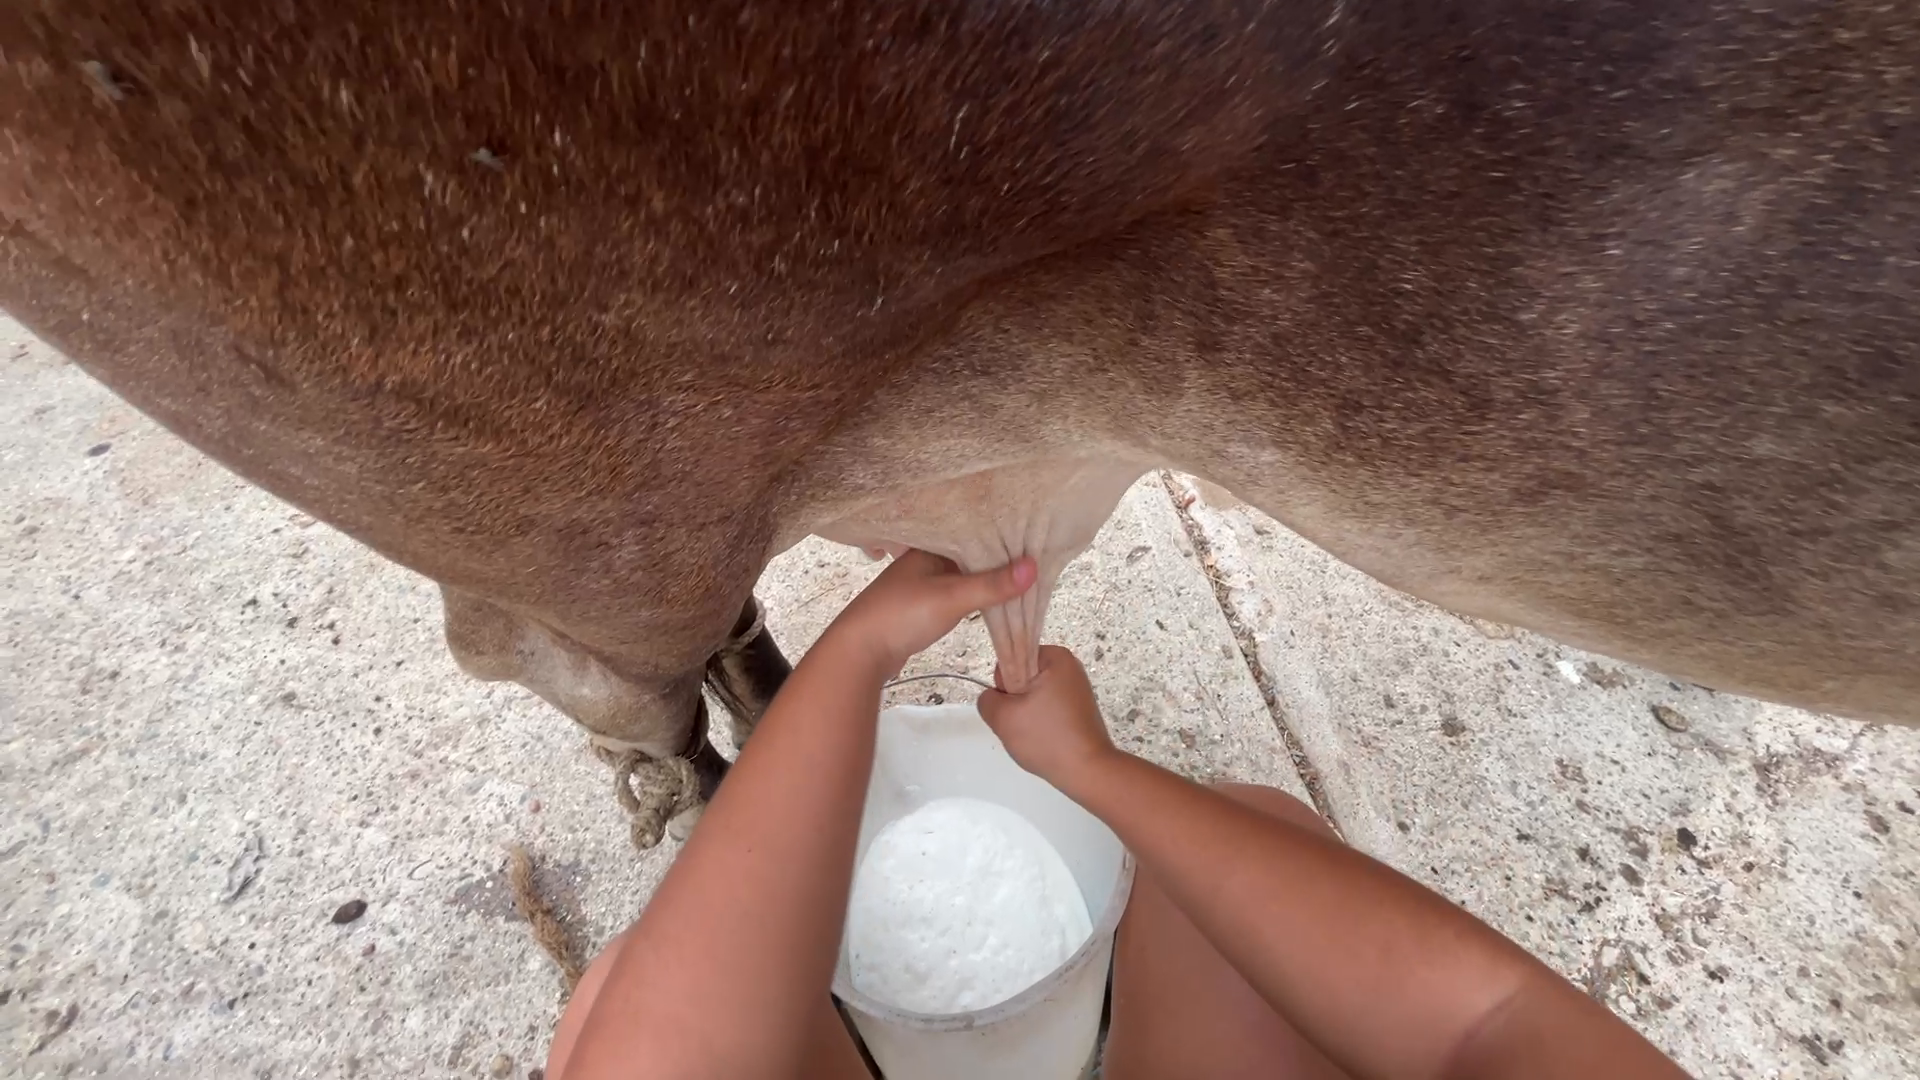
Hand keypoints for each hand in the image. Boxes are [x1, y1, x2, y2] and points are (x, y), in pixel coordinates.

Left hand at [823, 549, 1036, 677]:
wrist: (859, 651)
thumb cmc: (901, 616)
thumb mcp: (952, 598)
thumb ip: (992, 584)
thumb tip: (1034, 567)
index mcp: (930, 545)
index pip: (972, 531)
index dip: (1001, 534)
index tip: (1032, 534)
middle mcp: (925, 558)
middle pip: (969, 553)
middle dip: (997, 557)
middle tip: (1034, 556)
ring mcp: (922, 582)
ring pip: (963, 574)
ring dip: (986, 577)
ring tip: (1021, 577)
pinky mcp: (921, 604)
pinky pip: (955, 592)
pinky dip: (973, 594)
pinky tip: (991, 599)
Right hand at [977, 646, 1120, 792]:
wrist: (1088, 771)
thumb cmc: (1046, 738)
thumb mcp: (1003, 717)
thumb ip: (987, 699)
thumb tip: (993, 698)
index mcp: (1055, 657)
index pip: (1012, 660)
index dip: (1005, 684)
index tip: (1014, 705)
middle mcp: (1070, 666)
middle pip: (1022, 677)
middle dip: (1016, 700)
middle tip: (1022, 723)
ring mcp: (1077, 687)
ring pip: (1034, 694)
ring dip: (1027, 713)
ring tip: (1035, 734)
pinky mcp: (1080, 707)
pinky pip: (1048, 707)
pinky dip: (1042, 721)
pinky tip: (1045, 738)